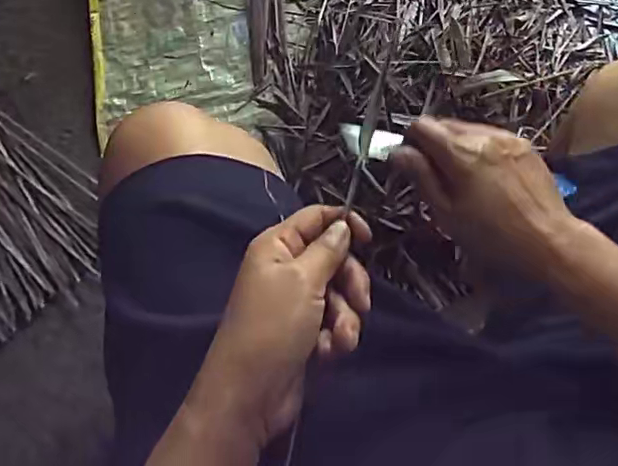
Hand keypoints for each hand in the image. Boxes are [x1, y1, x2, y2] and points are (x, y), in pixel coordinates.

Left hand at [182, 204, 372, 452]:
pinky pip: (335, 322)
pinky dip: (336, 336)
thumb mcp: (303, 280)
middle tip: (360, 300)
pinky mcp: (307, 332)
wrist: (249, 400)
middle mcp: (287, 268)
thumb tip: (343, 225)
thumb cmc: (273, 327)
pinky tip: (328, 352)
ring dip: (346, 315)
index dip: (344, 222)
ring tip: (340, 337)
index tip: (369, 239)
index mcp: (278, 246)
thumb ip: (329, 249)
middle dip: (351, 281)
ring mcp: (297, 302)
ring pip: (340, 292)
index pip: (317, 217)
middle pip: (335, 256)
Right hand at [390, 117, 580, 282]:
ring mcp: (505, 137)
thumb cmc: (495, 238)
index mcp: (460, 152)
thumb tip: (399, 153)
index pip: (422, 125)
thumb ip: (421, 177)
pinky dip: (481, 148)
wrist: (550, 241)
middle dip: (434, 143)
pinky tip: (486, 176)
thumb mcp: (448, 214)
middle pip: (445, 124)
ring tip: (462, 178)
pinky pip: (492, 136)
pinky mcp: (523, 144)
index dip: (411, 141)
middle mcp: (483, 136)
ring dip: (457, 144)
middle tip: (435, 174)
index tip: (412, 161)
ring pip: (468, 129)